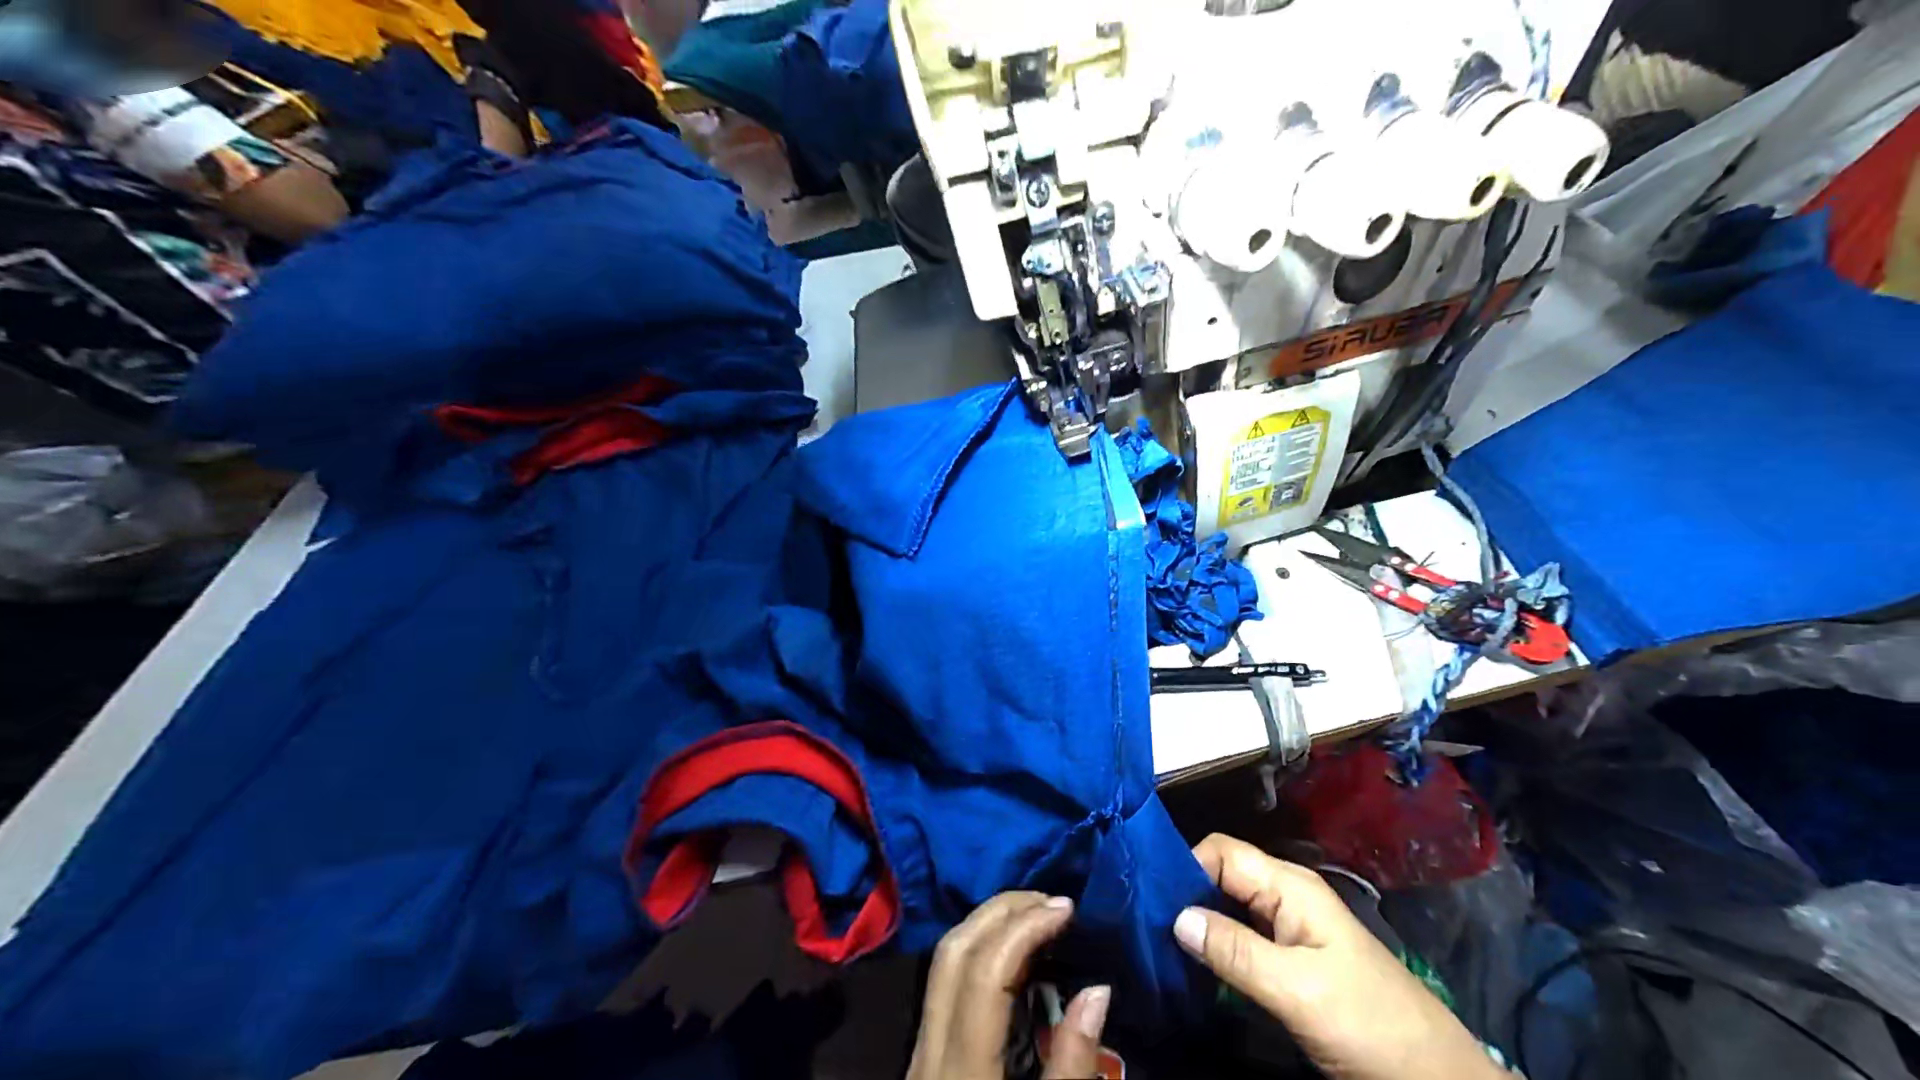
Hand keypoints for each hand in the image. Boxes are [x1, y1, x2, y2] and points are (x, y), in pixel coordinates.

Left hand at [905, 892, 1111, 1079]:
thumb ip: (1075, 1068)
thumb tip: (1096, 990)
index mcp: (962, 1072)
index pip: (983, 971)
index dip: (1025, 927)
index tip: (1068, 907)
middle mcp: (930, 1050)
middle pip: (953, 951)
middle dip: (1003, 911)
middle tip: (1055, 901)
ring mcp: (920, 1052)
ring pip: (943, 960)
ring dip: (989, 924)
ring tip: (1040, 915)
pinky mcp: (924, 1058)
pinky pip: (946, 982)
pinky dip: (980, 950)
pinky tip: (1014, 955)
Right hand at [1176, 835, 1505, 1079]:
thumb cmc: (1369, 1025)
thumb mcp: (1298, 990)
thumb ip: (1234, 951)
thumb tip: (1173, 916)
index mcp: (1290, 886)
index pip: (1220, 851)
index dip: (1185, 868)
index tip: (1151, 902)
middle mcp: (1286, 895)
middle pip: (1220, 874)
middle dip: (1184, 893)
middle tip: (1146, 925)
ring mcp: (1289, 926)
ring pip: (1227, 905)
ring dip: (1197, 920)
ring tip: (1160, 943)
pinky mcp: (1290, 957)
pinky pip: (1240, 934)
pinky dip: (1215, 943)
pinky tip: (1194, 963)